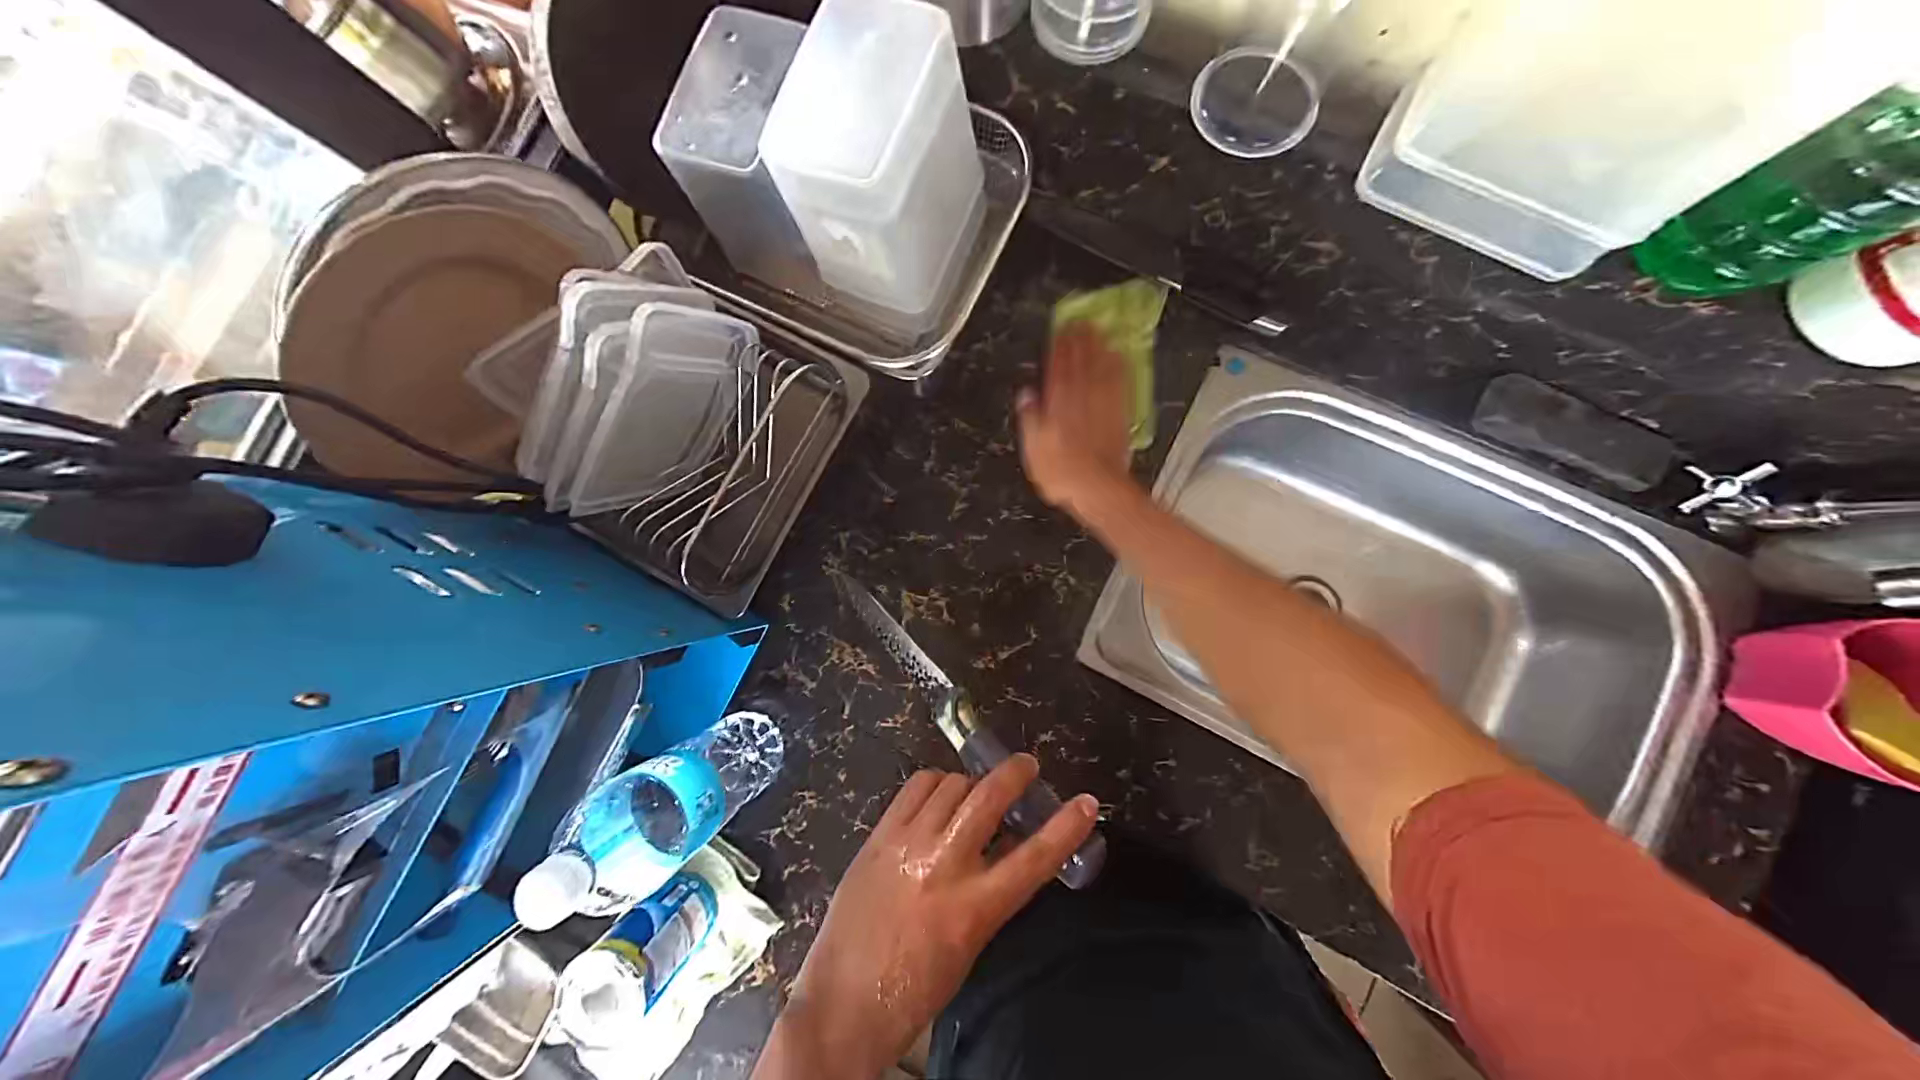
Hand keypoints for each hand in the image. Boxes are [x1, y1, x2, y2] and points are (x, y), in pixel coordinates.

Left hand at [753, 756, 1098, 1079]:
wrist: (843, 1001)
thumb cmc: (915, 985)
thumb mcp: (969, 944)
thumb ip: (991, 891)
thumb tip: (1008, 846)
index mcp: (974, 910)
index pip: (1033, 859)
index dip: (1065, 828)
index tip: (1087, 802)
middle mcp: (943, 867)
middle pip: (988, 798)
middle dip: (1015, 773)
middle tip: (1026, 766)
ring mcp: (907, 845)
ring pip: (952, 785)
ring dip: (972, 783)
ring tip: (974, 792)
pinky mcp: (879, 835)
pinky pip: (915, 787)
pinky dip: (936, 783)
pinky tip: (939, 795)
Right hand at [1017, 323, 1137, 518]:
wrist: (1098, 488)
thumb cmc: (1062, 473)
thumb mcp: (1033, 449)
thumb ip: (1030, 419)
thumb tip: (1026, 396)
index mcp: (1057, 406)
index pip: (1057, 369)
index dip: (1059, 347)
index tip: (1060, 329)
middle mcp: (1081, 400)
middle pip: (1081, 363)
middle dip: (1080, 340)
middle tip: (1081, 320)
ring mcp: (1103, 406)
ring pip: (1101, 369)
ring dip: (1100, 348)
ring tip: (1099, 330)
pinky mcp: (1119, 416)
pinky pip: (1120, 385)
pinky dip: (1119, 368)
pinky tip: (1119, 357)